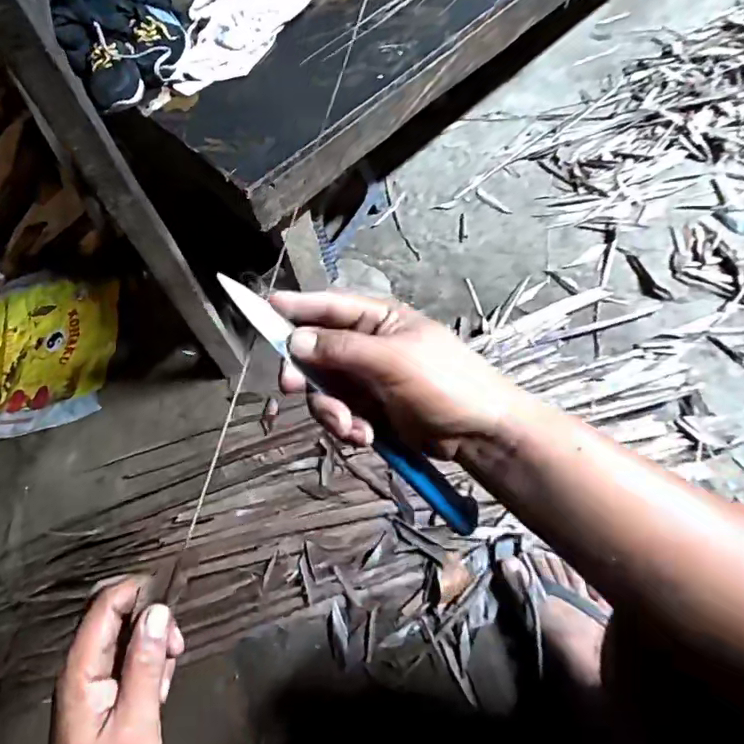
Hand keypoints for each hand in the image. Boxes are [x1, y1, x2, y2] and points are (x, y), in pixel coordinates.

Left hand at [50, 578, 185, 743]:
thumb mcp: (136, 723)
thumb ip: (145, 663)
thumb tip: (158, 609)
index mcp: (78, 672)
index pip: (103, 606)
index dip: (135, 590)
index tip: (171, 591)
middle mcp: (78, 672)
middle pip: (112, 619)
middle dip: (147, 620)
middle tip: (176, 643)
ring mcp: (88, 689)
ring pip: (121, 642)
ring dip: (150, 645)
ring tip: (169, 668)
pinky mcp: (100, 705)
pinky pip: (123, 667)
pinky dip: (145, 667)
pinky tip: (159, 687)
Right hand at [270, 290, 532, 461]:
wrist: (481, 433)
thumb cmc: (445, 382)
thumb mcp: (392, 360)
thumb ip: (341, 349)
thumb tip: (295, 340)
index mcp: (377, 318)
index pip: (327, 306)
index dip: (295, 307)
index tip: (263, 307)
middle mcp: (367, 344)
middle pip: (315, 351)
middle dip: (306, 374)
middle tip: (292, 387)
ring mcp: (367, 378)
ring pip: (324, 389)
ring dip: (331, 411)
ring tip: (353, 427)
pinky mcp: (370, 408)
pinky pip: (340, 413)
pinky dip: (347, 427)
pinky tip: (366, 437)